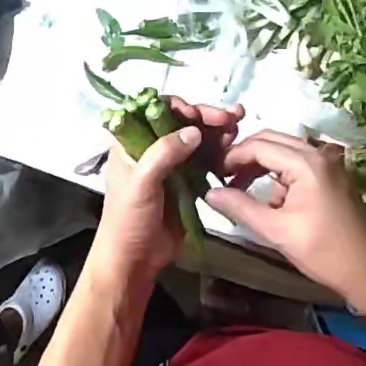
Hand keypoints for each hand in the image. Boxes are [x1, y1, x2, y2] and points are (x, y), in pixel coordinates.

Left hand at [95, 99, 244, 287]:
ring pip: (195, 139)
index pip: (154, 111)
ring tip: (236, 128)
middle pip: (180, 122)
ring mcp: (170, 165)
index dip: (177, 107)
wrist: (135, 259)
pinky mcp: (186, 182)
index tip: (196, 114)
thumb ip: (165, 153)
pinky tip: (233, 147)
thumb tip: (194, 131)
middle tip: (229, 117)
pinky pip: (204, 160)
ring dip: (215, 131)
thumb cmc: (129, 217)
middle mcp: (151, 148)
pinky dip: (219, 151)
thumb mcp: (142, 182)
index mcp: (131, 142)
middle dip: (204, 116)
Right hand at [205, 131, 365, 312]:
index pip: (258, 146)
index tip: (213, 174)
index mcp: (305, 163)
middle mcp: (318, 153)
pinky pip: (296, 159)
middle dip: (244, 155)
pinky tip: (267, 195)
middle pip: (270, 139)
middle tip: (223, 176)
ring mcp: (328, 161)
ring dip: (260, 162)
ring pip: (282, 148)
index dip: (232, 157)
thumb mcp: (276, 231)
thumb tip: (208, 193)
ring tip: (238, 185)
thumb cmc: (323, 252)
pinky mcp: (331, 173)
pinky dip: (277, 170)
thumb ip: (240, 207)